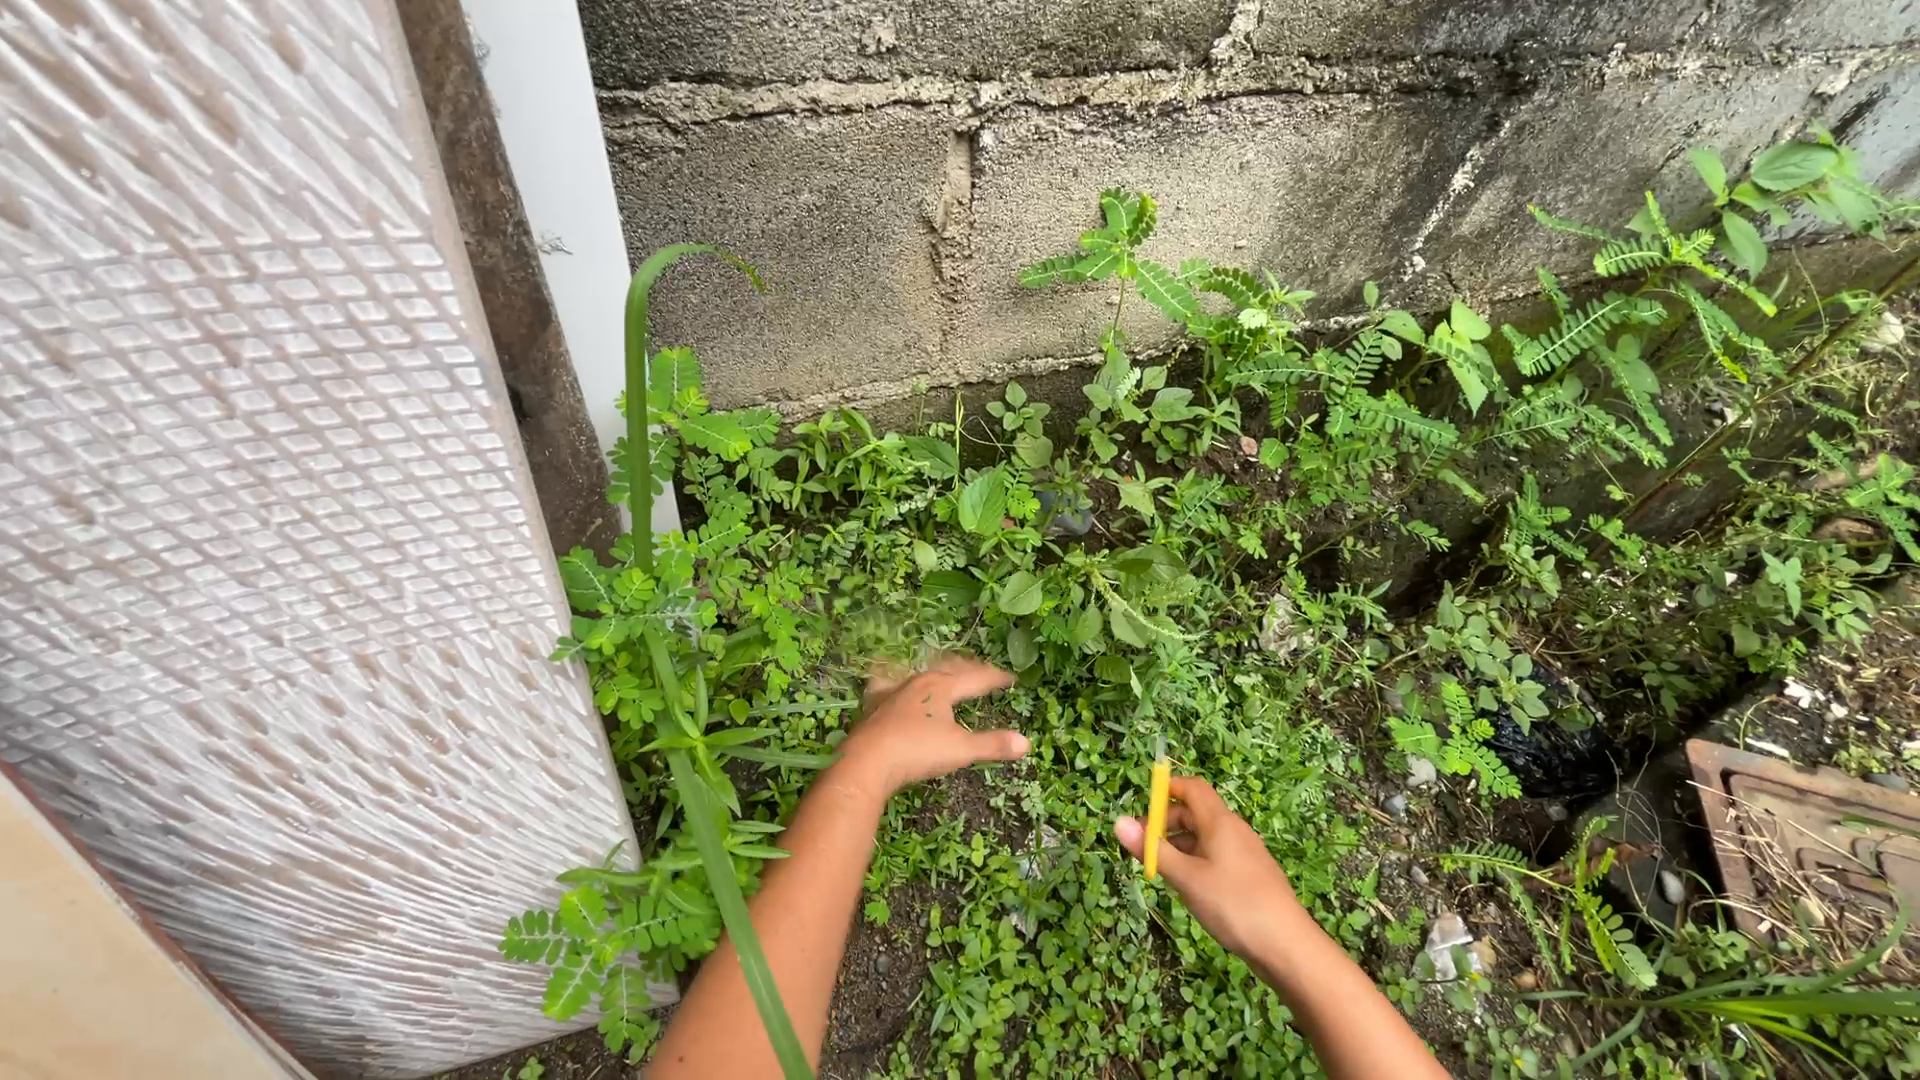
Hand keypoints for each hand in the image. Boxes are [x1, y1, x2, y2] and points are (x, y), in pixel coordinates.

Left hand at [837, 655, 1025, 798]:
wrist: (866, 761)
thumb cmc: (917, 752)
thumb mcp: (960, 750)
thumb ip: (992, 745)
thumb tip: (1026, 742)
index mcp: (941, 686)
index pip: (976, 678)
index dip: (995, 678)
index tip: (1011, 678)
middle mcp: (918, 681)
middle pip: (949, 669)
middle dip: (969, 669)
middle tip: (984, 670)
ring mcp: (894, 691)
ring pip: (921, 673)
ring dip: (939, 671)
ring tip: (947, 670)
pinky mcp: (875, 705)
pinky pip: (888, 682)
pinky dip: (897, 677)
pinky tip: (891, 678)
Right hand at [1114, 775, 1311, 961]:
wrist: (1289, 947)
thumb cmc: (1233, 904)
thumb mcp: (1186, 877)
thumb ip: (1152, 850)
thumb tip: (1118, 822)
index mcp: (1220, 822)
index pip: (1192, 787)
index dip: (1166, 789)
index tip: (1142, 807)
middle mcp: (1234, 830)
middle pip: (1195, 812)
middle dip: (1166, 823)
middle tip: (1143, 847)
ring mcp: (1245, 854)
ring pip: (1205, 837)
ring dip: (1180, 846)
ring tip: (1161, 871)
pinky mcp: (1251, 876)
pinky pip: (1217, 856)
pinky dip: (1196, 862)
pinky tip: (1190, 888)